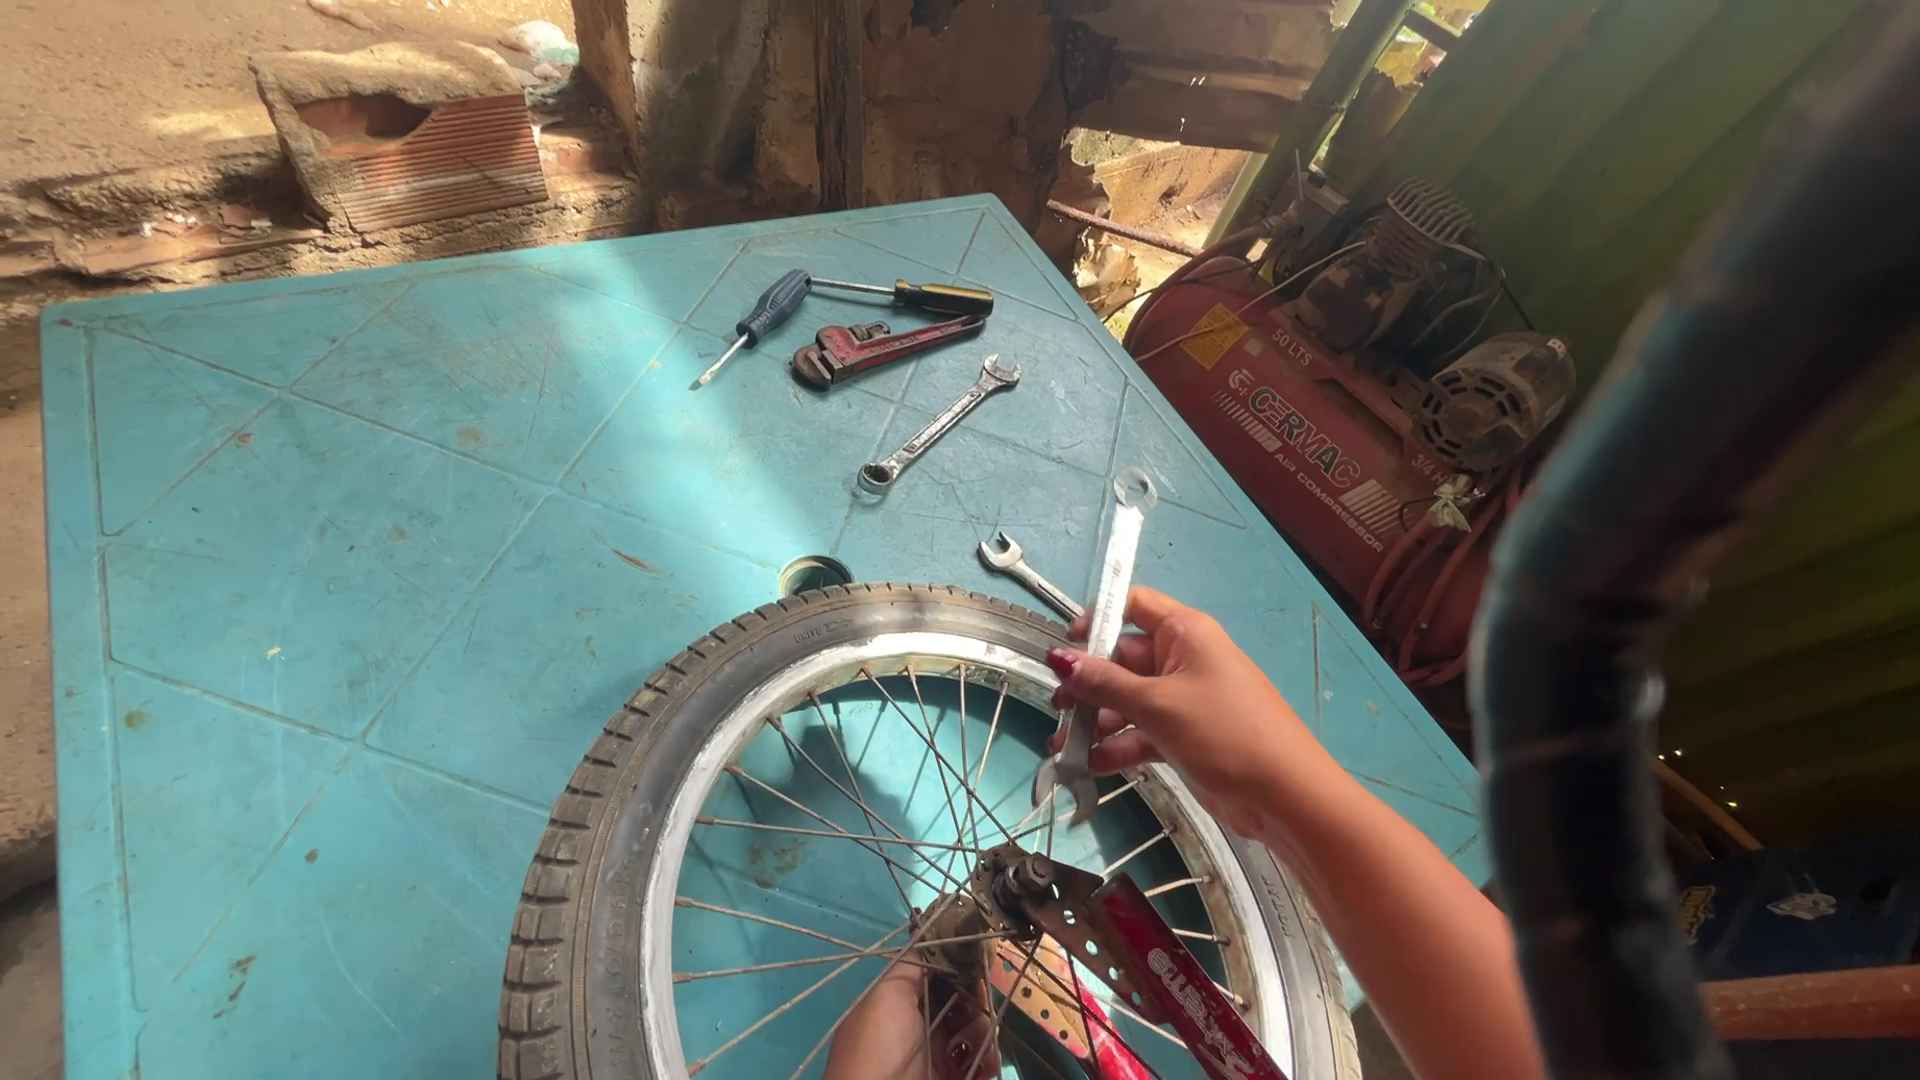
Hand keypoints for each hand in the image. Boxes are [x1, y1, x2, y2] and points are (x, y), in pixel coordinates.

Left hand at [823, 961, 997, 1079]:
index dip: (956, 963)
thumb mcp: (886, 995)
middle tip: (979, 994)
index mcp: (900, 1006)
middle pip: (960, 1000)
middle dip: (974, 994)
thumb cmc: (877, 1050)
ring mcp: (941, 1059)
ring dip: (981, 1028)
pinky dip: (989, 1058)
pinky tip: (984, 1060)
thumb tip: (931, 930)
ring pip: (976, 1029)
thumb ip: (911, 963)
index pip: (936, 975)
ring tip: (972, 1040)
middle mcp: (921, 1028)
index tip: (975, 951)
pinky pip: (984, 1062)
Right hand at [1045, 587, 1339, 838]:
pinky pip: (1140, 732)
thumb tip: (1058, 659)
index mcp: (1184, 633)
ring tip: (1064, 747)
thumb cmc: (1224, 732)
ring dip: (1095, 722)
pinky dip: (1117, 746)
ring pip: (1127, 700)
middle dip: (1087, 684)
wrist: (1286, 797)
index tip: (1066, 645)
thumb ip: (1104, 683)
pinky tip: (1091, 766)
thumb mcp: (1158, 705)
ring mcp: (1182, 699)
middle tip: (1057, 708)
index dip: (1097, 617)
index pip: (1132, 605)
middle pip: (1122, 659)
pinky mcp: (1184, 736)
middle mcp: (1182, 659)